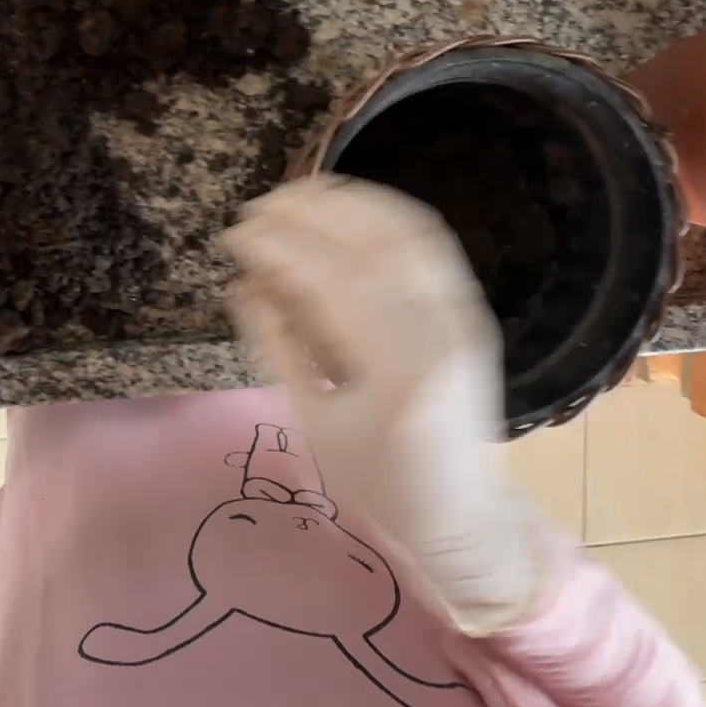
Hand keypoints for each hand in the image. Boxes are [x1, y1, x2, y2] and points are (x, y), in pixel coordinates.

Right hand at [221, 174, 537, 632]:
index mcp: (397, 374)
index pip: (333, 284)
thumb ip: (277, 345)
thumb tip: (244, 283)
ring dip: (346, 201)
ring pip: (405, 230)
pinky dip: (382, 212)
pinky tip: (345, 206)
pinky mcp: (468, 307)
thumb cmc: (375, 482)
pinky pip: (427, 240)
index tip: (237, 234)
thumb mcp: (311, 421)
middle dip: (310, 213)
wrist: (460, 512)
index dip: (280, 249)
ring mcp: (463, 314)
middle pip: (372, 245)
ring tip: (295, 194)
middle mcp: (440, 332)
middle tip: (259, 206)